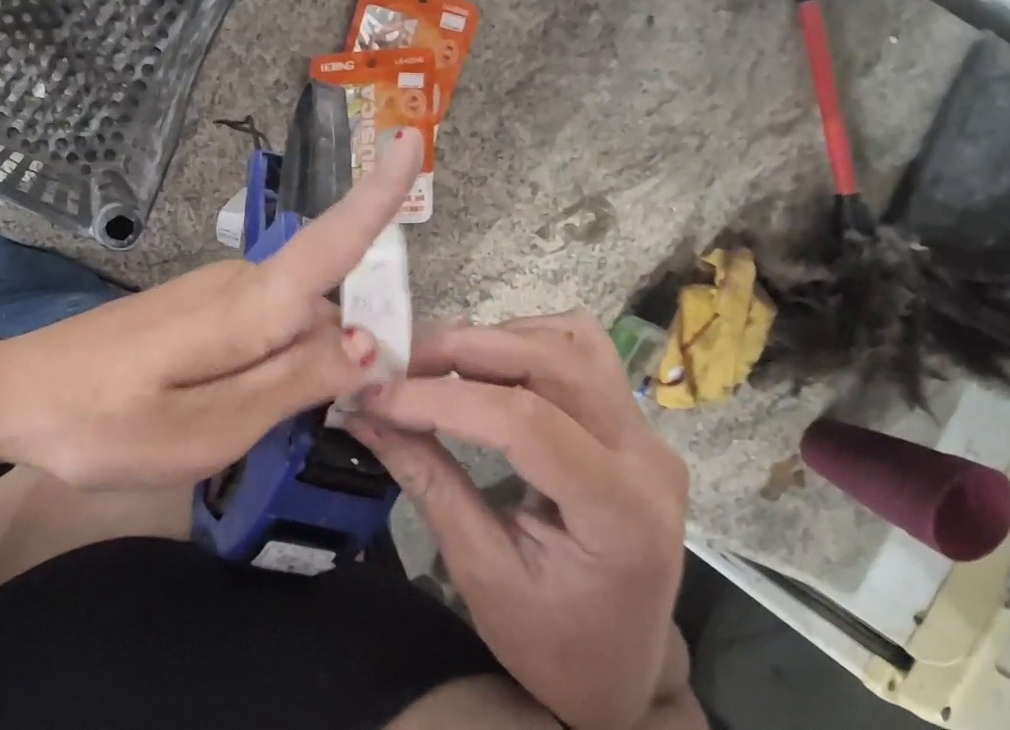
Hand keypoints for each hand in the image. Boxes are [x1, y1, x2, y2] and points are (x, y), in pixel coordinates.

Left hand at [0, 128, 423, 490]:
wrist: (13, 398)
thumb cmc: (102, 423)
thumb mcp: (203, 429)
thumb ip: (288, 382)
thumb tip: (366, 341)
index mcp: (244, 308)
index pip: (328, 244)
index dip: (375, 197)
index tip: (414, 140)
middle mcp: (237, 285)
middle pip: (326, 302)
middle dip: (351, 350)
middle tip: (325, 421)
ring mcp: (213, 294)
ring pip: (295, 321)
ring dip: (307, 366)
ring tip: (256, 425)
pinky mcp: (197, 310)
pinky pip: (264, 329)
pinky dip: (274, 364)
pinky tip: (237, 406)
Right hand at [348, 313, 689, 729]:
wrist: (622, 670)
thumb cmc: (551, 642)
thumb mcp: (480, 572)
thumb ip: (428, 483)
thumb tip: (363, 415)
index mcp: (619, 514)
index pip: (524, 422)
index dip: (440, 398)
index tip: (373, 397)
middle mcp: (645, 457)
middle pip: (550, 361)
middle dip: (458, 350)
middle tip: (391, 366)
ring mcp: (646, 434)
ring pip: (568, 341)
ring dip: (490, 339)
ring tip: (431, 367)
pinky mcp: (632, 425)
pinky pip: (578, 351)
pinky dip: (520, 342)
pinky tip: (481, 372)